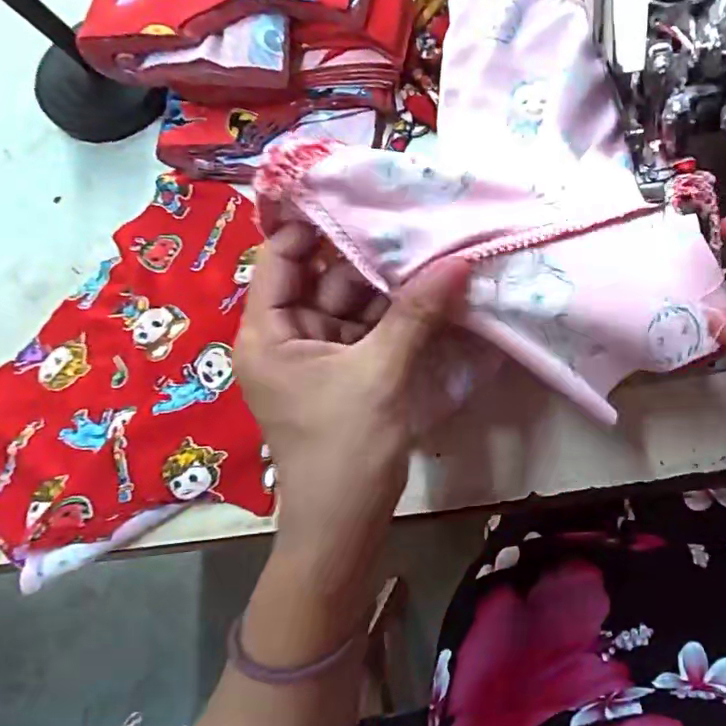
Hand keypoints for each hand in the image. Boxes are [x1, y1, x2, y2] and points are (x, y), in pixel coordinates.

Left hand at [234, 214, 469, 550]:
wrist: (346, 524)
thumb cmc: (345, 447)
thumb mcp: (380, 373)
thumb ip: (416, 314)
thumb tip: (458, 261)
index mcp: (268, 333)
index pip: (280, 260)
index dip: (314, 228)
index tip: (363, 202)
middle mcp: (286, 340)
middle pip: (323, 282)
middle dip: (368, 262)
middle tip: (416, 231)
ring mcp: (317, 360)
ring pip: (352, 309)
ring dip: (390, 292)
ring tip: (433, 261)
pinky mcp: (345, 378)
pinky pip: (368, 335)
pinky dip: (395, 322)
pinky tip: (431, 301)